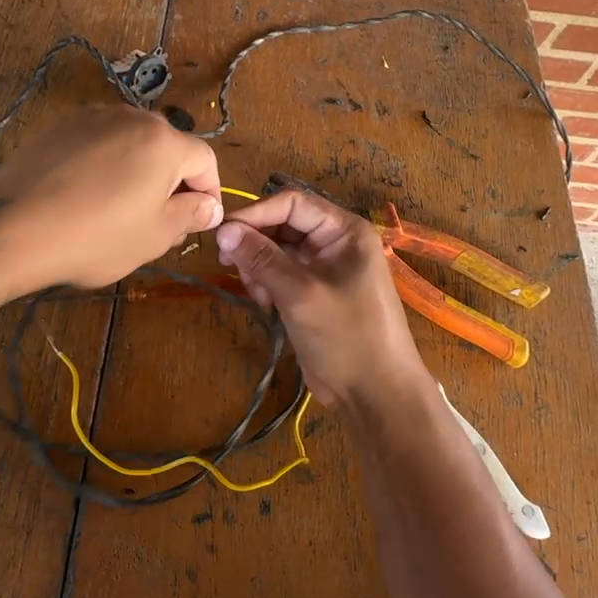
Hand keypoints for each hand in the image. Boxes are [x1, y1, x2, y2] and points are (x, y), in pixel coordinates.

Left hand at [0, 105, 223, 290]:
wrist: (12, 229)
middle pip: (168, 147)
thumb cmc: (94, 237)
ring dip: (138, 172)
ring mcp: (92, 117)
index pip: (204, 159)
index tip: (201, 220)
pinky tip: (87, 196)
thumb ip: (190, 215)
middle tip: (162, 222)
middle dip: (173, 182)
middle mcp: (131, 117)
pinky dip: (105, 165)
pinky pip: (98, 143)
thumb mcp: (153, 236)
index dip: (210, 191)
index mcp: (163, 141)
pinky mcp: (59, 126)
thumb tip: (209, 205)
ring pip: (131, 143)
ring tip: (122, 210)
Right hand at [213, 191, 433, 410]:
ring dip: (259, 265)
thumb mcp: (301, 295)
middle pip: (283, 225)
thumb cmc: (347, 337)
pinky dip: (267, 283)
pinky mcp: (315, 293)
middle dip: (255, 243)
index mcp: (344, 231)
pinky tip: (263, 302)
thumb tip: (223, 229)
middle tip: (229, 265)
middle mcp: (336, 243)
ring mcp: (326, 268)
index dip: (255, 214)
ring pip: (279, 250)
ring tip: (255, 292)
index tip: (222, 233)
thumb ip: (262, 259)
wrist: (376, 393)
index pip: (292, 204)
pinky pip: (283, 274)